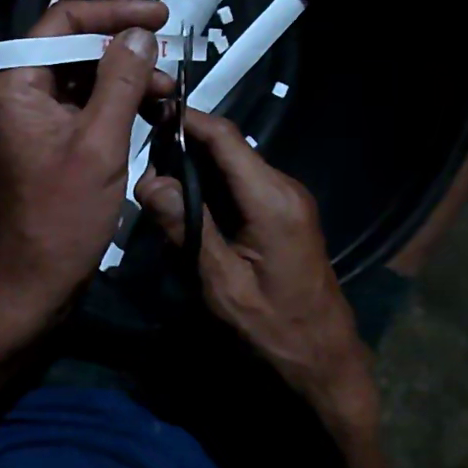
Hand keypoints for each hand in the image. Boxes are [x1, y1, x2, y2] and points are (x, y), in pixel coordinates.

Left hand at [0, 0, 171, 331]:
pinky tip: (153, 108)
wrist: (39, 276)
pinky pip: (87, 102)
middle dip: (124, 49)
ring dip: (127, 76)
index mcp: (16, 81)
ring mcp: (35, 113)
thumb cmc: (64, 213)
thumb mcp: (100, 142)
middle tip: (171, 61)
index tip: (158, 16)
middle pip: (74, 45)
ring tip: (169, 92)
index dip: (111, 12)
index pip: (62, 22)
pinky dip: (119, 100)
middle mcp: (20, 89)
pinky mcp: (52, 134)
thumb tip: (140, 33)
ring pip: (85, 74)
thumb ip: (121, 81)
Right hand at [137, 110, 377, 431]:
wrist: (324, 358)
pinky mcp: (284, 211)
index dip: (187, 118)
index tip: (149, 109)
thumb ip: (187, 227)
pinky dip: (210, 184)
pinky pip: (241, 182)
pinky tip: (186, 205)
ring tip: (157, 188)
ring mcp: (287, 198)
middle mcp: (283, 188)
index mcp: (271, 199)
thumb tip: (150, 181)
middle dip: (183, 147)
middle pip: (227, 147)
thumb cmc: (272, 325)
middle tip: (143, 166)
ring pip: (232, 163)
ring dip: (195, 167)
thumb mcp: (221, 281)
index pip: (225, 138)